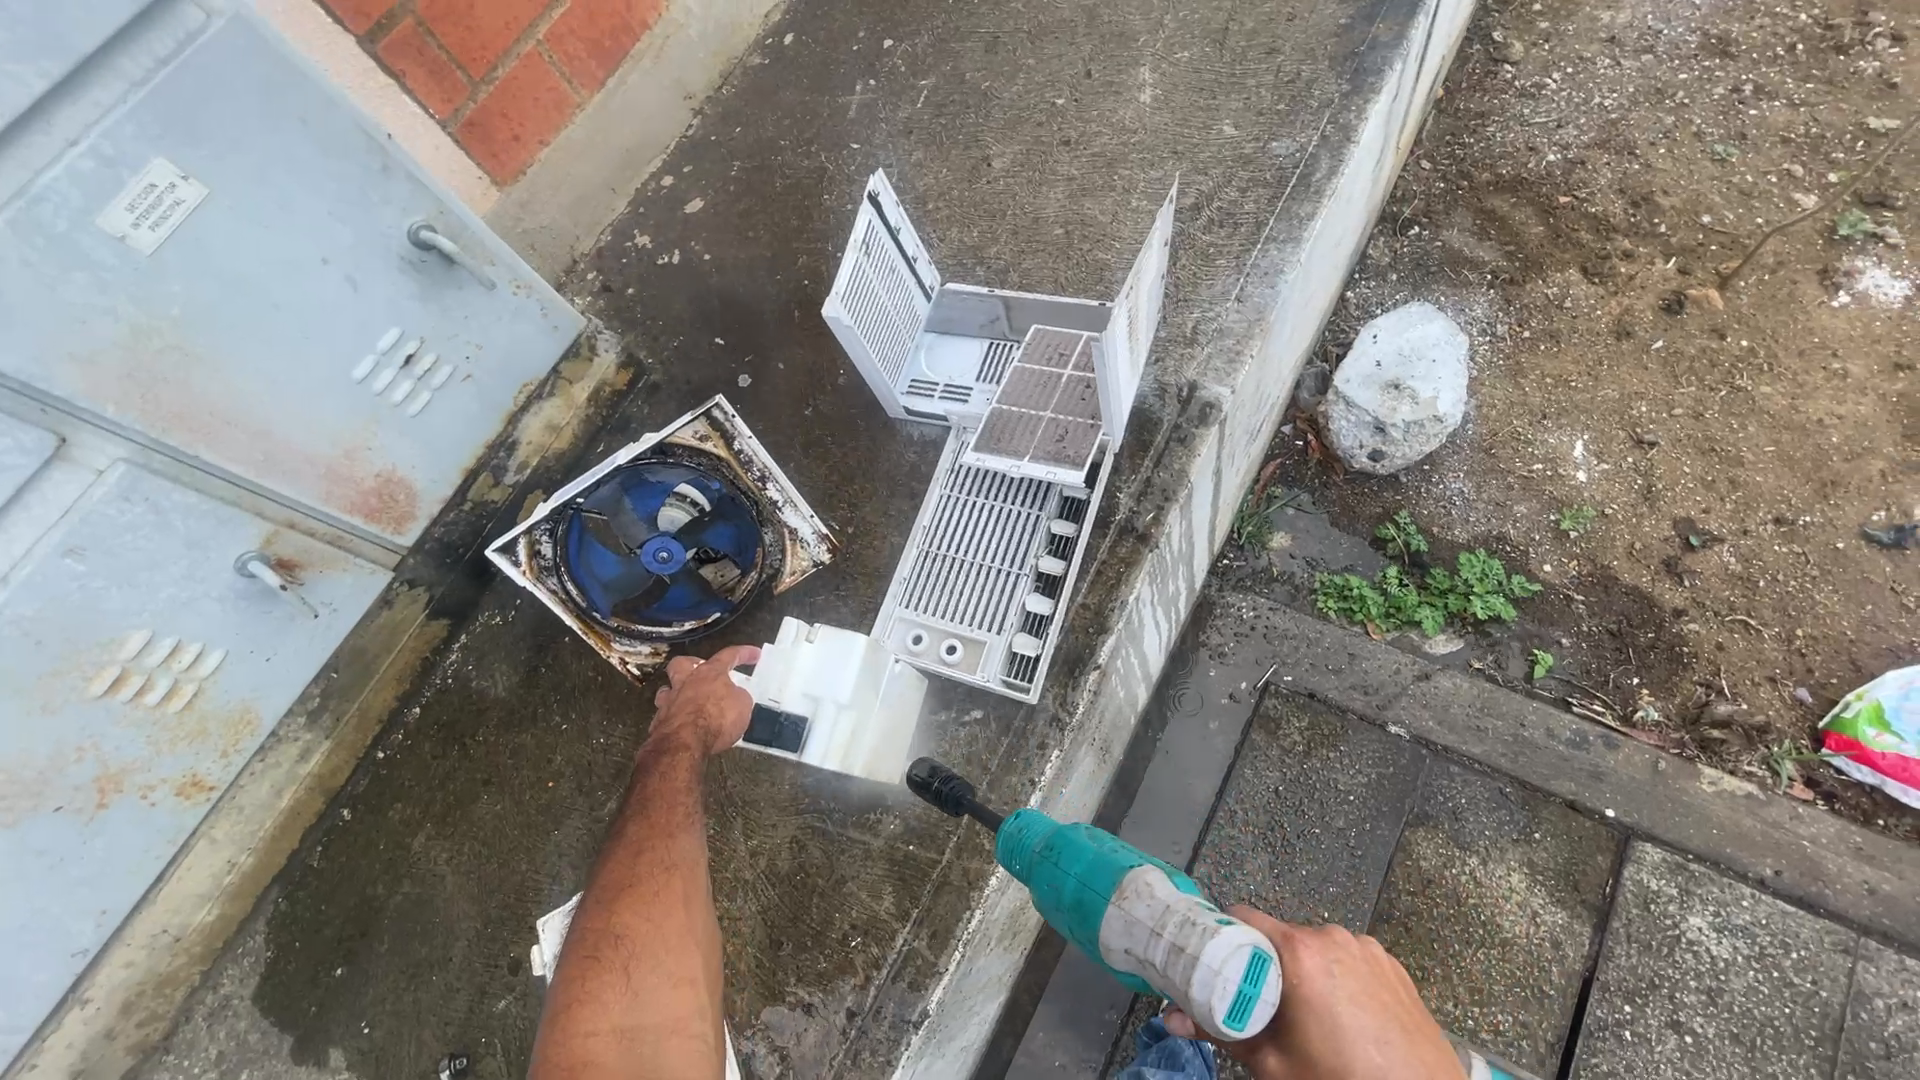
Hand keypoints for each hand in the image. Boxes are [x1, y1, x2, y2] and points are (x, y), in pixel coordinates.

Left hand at [647, 645, 760, 756]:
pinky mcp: (660, 723)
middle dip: (692, 664)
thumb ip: (739, 697)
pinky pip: (665, 716)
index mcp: (710, 673)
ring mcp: (670, 702)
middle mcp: (687, 682)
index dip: (743, 653)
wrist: (685, 743)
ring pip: (667, 689)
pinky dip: (674, 719)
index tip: (753, 654)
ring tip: (687, 700)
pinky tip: (683, 726)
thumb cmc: (714, 720)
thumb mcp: (743, 705)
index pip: (729, 655)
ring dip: (677, 693)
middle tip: (701, 670)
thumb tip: (737, 698)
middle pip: (684, 663)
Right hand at [1164, 906, 1465, 1079]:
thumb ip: (1218, 1032)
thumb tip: (1170, 1019)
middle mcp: (1332, 935)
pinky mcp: (1393, 965)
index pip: (1242, 916)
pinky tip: (1343, 1018)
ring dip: (1302, 972)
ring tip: (1305, 1017)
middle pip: (1278, 935)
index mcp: (1299, 950)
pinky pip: (1348, 959)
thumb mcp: (1272, 1064)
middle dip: (1264, 964)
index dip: (1223, 937)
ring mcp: (1367, 948)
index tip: (1216, 965)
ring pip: (1314, 948)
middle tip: (1259, 1005)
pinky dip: (1337, 979)